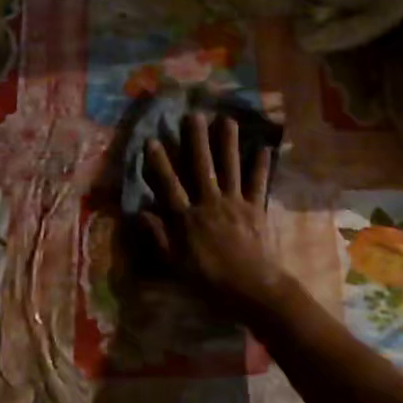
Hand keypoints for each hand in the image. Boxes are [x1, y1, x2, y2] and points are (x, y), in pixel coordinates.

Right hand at [140, 112, 291, 309]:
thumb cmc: (208, 279)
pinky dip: (261, 167)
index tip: (152, 140)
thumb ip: (157, 236)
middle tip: (194, 115)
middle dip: (196, 139)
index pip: (169, 184)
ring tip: (228, 119)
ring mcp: (235, 203)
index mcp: (187, 217)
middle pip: (201, 166)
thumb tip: (139, 212)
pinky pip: (258, 184)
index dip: (160, 163)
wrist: (251, 288)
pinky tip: (264, 148)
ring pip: (230, 167)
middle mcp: (210, 202)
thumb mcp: (174, 263)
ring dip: (228, 143)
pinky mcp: (255, 209)